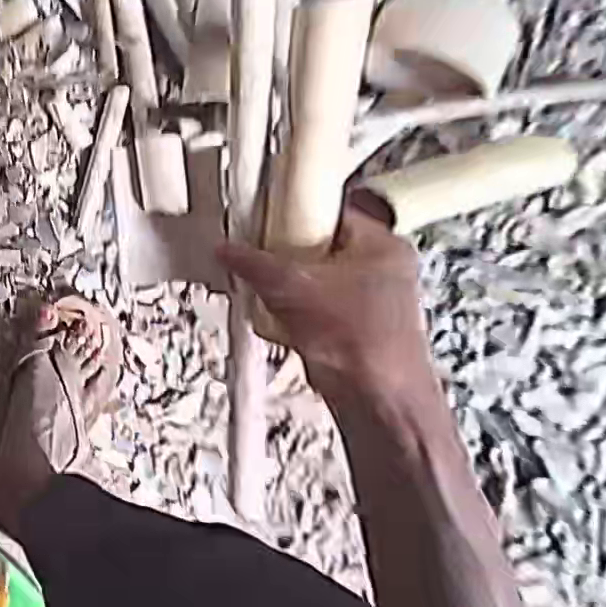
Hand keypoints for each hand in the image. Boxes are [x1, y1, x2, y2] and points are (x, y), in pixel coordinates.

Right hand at [216, 205, 436, 408]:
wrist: (376, 396)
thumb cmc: (360, 340)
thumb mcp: (288, 285)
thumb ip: (249, 262)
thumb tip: (225, 249)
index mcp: (381, 246)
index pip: (327, 210)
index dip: (290, 211)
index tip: (259, 214)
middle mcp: (378, 266)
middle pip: (312, 241)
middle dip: (277, 251)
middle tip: (253, 252)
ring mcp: (364, 294)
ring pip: (306, 271)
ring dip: (278, 279)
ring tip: (260, 285)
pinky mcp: (346, 318)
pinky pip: (305, 297)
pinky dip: (284, 302)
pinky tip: (270, 310)